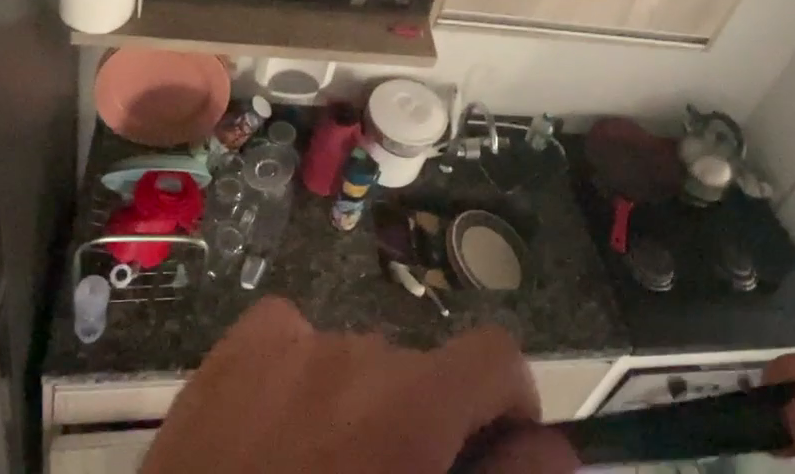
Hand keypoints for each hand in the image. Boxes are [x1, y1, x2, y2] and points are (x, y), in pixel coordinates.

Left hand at [140, 298, 577, 473]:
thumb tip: (555, 447)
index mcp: (412, 405)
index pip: (497, 356)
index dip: (509, 403)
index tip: (492, 452)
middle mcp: (360, 352)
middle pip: (423, 369)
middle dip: (424, 422)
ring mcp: (293, 341)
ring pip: (360, 359)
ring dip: (361, 403)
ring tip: (320, 469)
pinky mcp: (239, 345)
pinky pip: (294, 334)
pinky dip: (302, 369)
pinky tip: (275, 424)